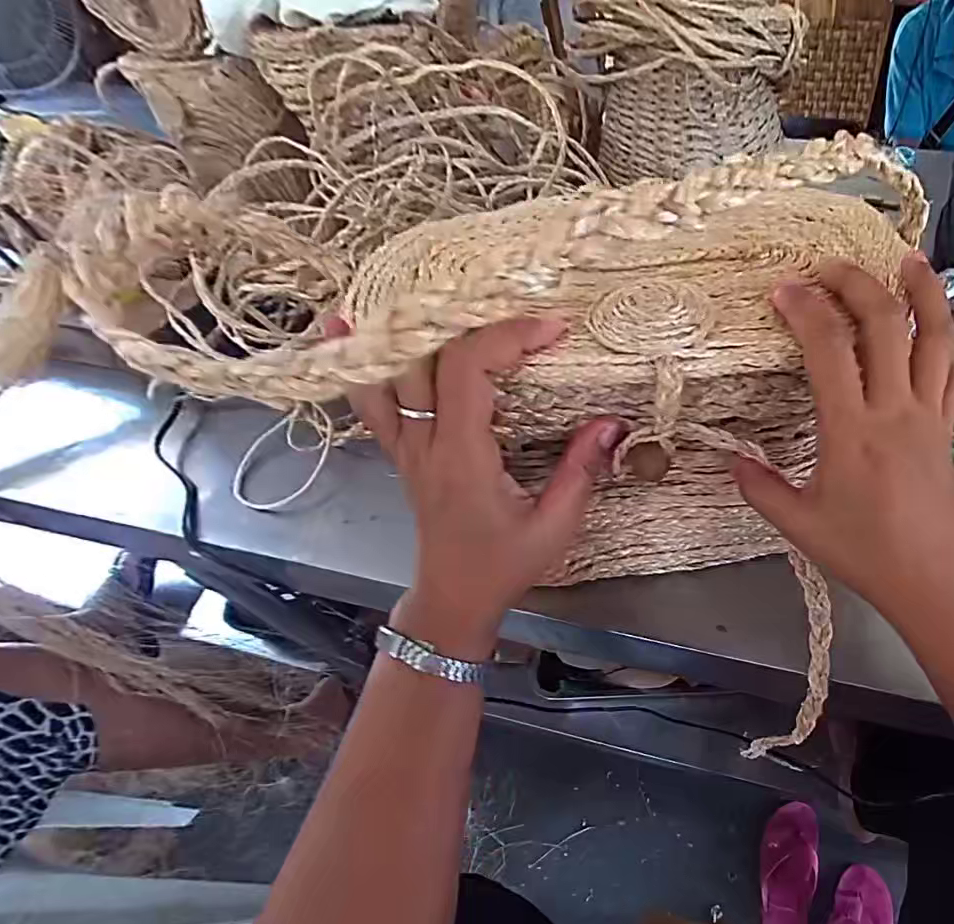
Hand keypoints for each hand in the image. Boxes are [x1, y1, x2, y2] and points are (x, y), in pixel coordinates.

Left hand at [345, 317, 621, 659]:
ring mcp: (406, 446)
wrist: (456, 595)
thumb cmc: (506, 565)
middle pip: (428, 358)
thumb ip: (581, 471)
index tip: (553, 330)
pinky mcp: (402, 452)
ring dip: (405, 330)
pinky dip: (354, 361)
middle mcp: (424, 442)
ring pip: (385, 370)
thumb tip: (611, 423)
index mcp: (462, 456)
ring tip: (429, 297)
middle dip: (475, 324)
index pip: (471, 370)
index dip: (509, 337)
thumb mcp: (555, 525)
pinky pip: (368, 399)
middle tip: (516, 314)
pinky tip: (343, 328)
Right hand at [735, 254, 953, 622]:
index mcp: (851, 430)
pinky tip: (936, 323)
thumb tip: (732, 460)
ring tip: (909, 260)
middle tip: (832, 265)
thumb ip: (761, 488)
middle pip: (883, 323)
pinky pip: (952, 371)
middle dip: (857, 282)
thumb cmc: (863, 551)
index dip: (805, 308)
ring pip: (933, 337)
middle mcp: (894, 410)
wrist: (929, 576)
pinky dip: (944, 339)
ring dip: (922, 292)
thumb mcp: (799, 524)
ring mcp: (928, 415)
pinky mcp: (948, 427)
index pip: (828, 348)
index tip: (784, 291)